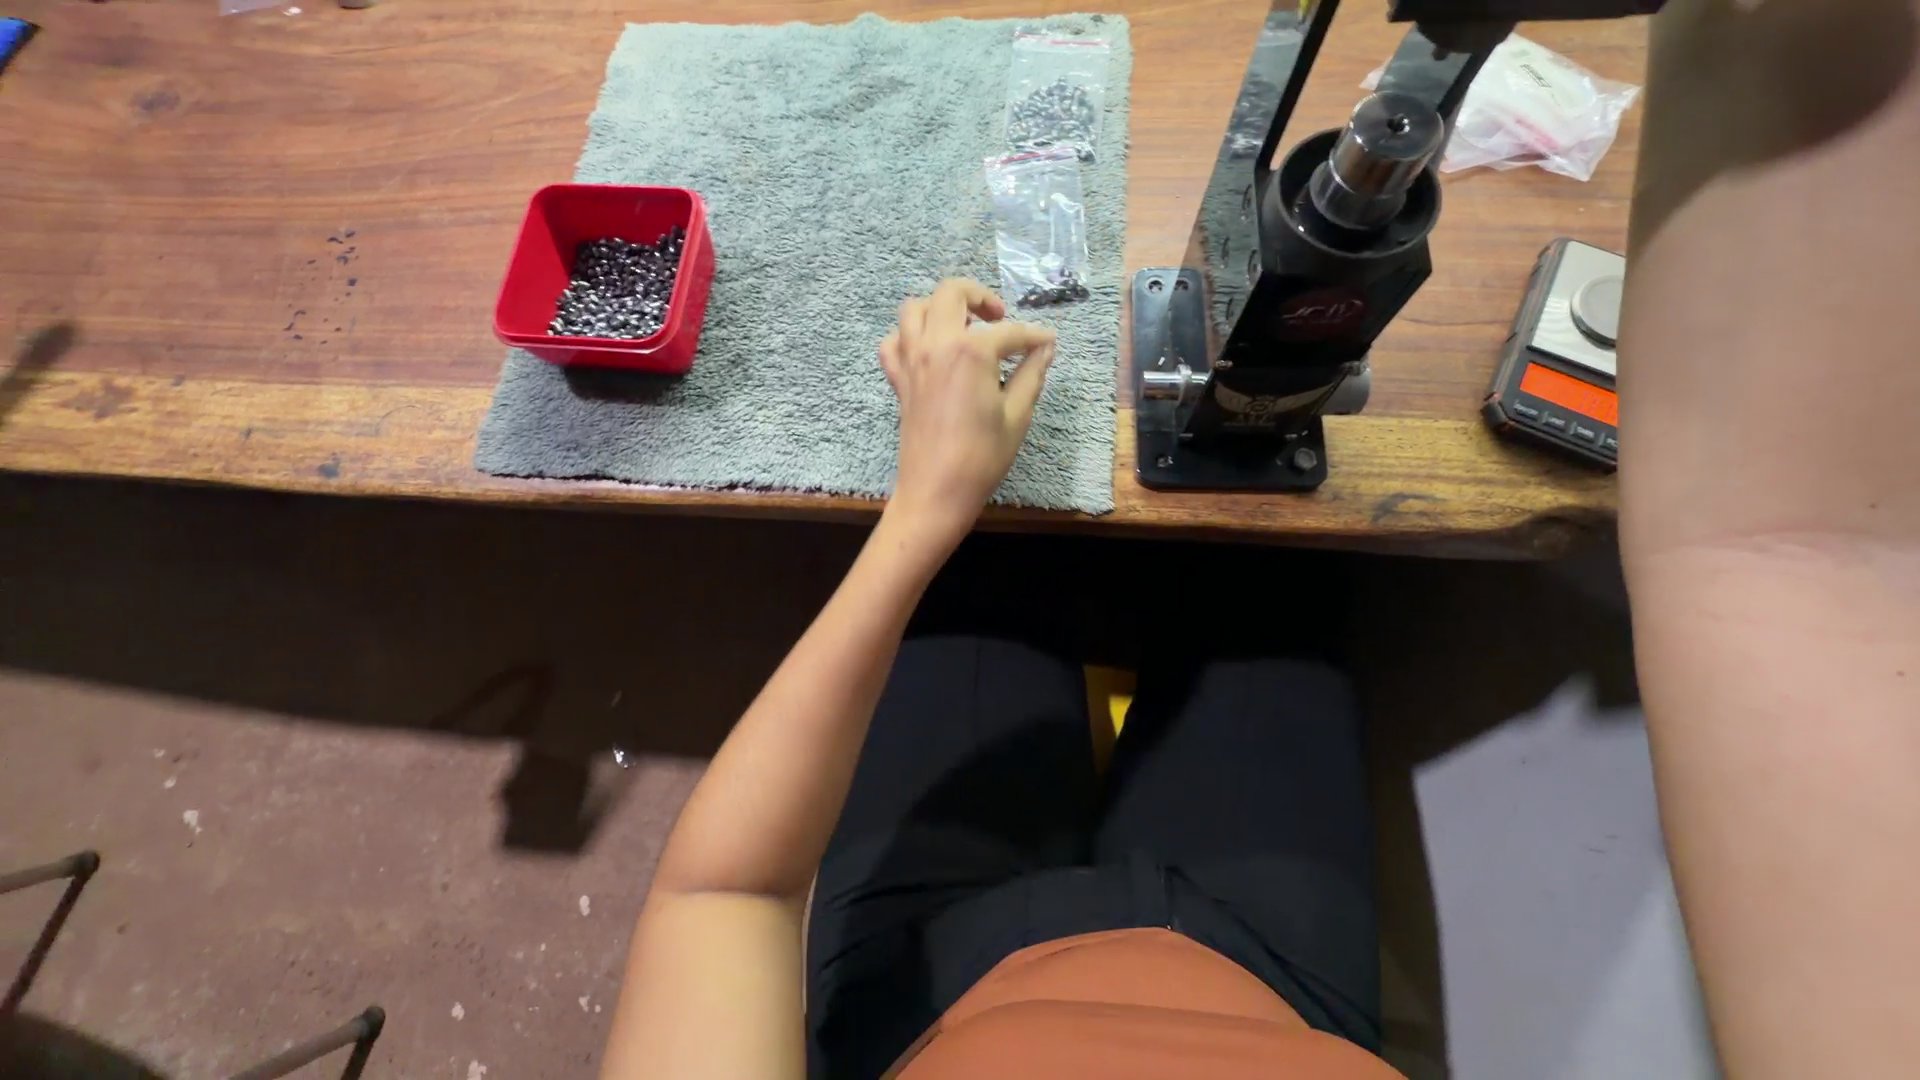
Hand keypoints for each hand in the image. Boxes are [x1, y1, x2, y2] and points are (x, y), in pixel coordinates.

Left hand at [879, 278, 1056, 553]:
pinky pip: (892, 343)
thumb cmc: (982, 457)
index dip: (1033, 336)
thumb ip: (1031, 374)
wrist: (936, 491)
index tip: (1047, 342)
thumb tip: (1045, 348)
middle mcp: (936, 345)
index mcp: (971, 351)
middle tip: (999, 318)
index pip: (1009, 331)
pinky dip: (907, 337)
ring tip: (961, 327)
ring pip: (914, 308)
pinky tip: (928, 350)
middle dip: (980, 297)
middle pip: (951, 292)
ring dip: (939, 308)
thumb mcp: (1017, 415)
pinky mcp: (898, 380)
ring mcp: (911, 360)